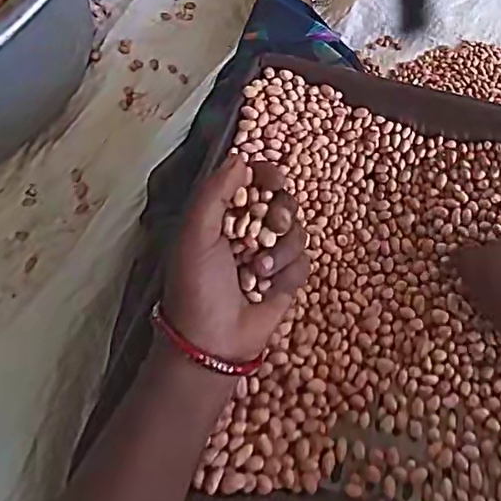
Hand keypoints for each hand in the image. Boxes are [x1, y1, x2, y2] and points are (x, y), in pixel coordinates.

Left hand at [162, 156, 308, 364]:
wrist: (212, 343)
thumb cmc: (196, 286)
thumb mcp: (196, 233)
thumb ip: (215, 192)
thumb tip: (240, 157)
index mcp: (224, 215)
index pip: (253, 180)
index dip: (267, 175)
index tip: (275, 180)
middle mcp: (249, 230)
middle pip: (282, 201)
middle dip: (280, 212)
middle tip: (271, 225)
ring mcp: (270, 254)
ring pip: (297, 230)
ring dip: (280, 248)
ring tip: (259, 268)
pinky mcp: (287, 278)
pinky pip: (304, 260)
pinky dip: (287, 271)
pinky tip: (268, 286)